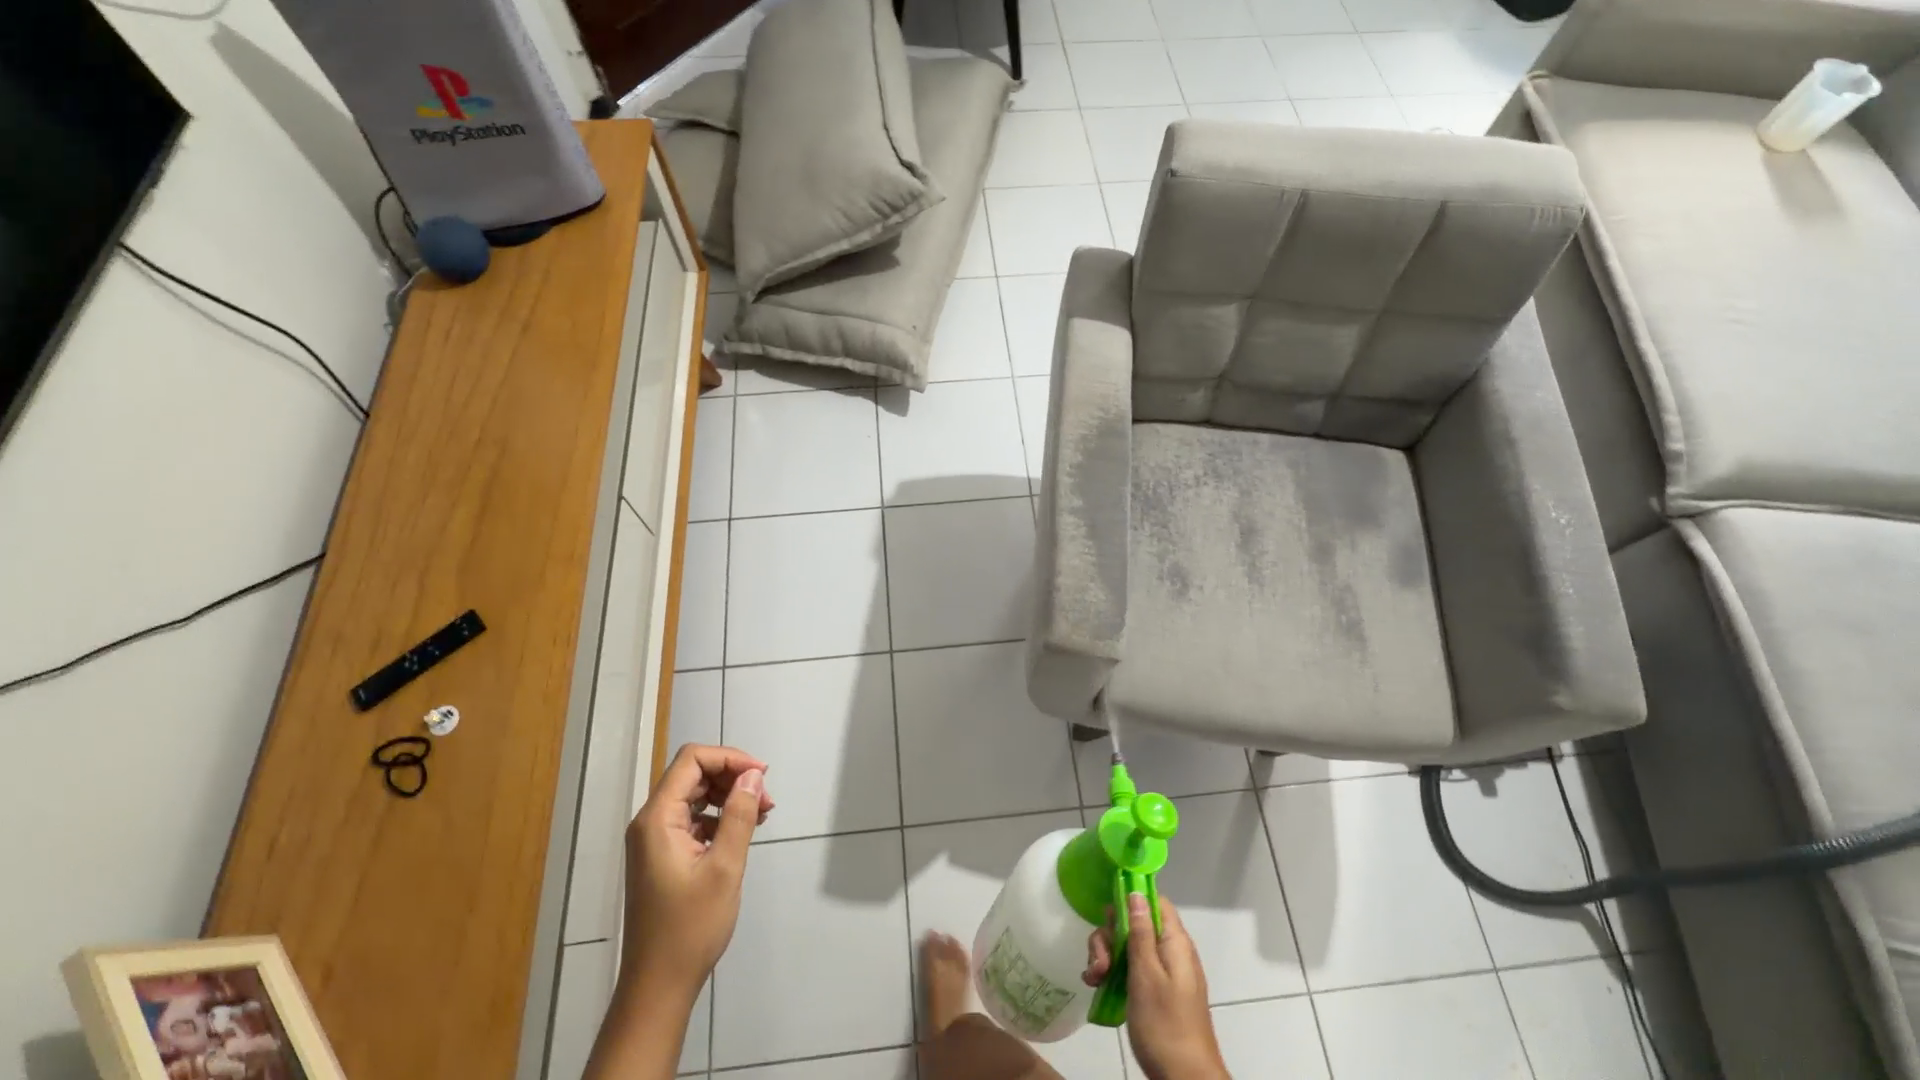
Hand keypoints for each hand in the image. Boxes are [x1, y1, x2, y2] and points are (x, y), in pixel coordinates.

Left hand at [618, 744, 774, 1003]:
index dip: (730, 758)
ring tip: (762, 815)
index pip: (692, 761)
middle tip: (767, 800)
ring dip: (728, 797)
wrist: (658, 983)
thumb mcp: (725, 867)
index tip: (764, 775)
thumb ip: (740, 815)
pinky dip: (719, 818)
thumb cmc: (691, 926)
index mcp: (657, 818)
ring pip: (693, 797)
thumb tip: (753, 776)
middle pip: (691, 775)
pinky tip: (742, 833)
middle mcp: (650, 822)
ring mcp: (654, 841)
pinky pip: (691, 821)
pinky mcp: (662, 857)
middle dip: (732, 777)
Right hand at [1083, 895, 1227, 1079]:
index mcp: (1174, 943)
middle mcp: (1171, 953)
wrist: (1183, 1077)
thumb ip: (1140, 932)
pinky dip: (1113, 975)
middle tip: (1099, 964)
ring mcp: (1163, 974)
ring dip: (1106, 958)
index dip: (1130, 900)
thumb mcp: (1146, 975)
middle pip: (1135, 924)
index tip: (1107, 915)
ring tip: (1094, 981)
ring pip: (1128, 948)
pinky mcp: (1154, 992)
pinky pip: (1130, 970)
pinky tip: (1098, 988)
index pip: (1155, 902)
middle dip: (1110, 938)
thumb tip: (1136, 892)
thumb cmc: (1164, 1023)